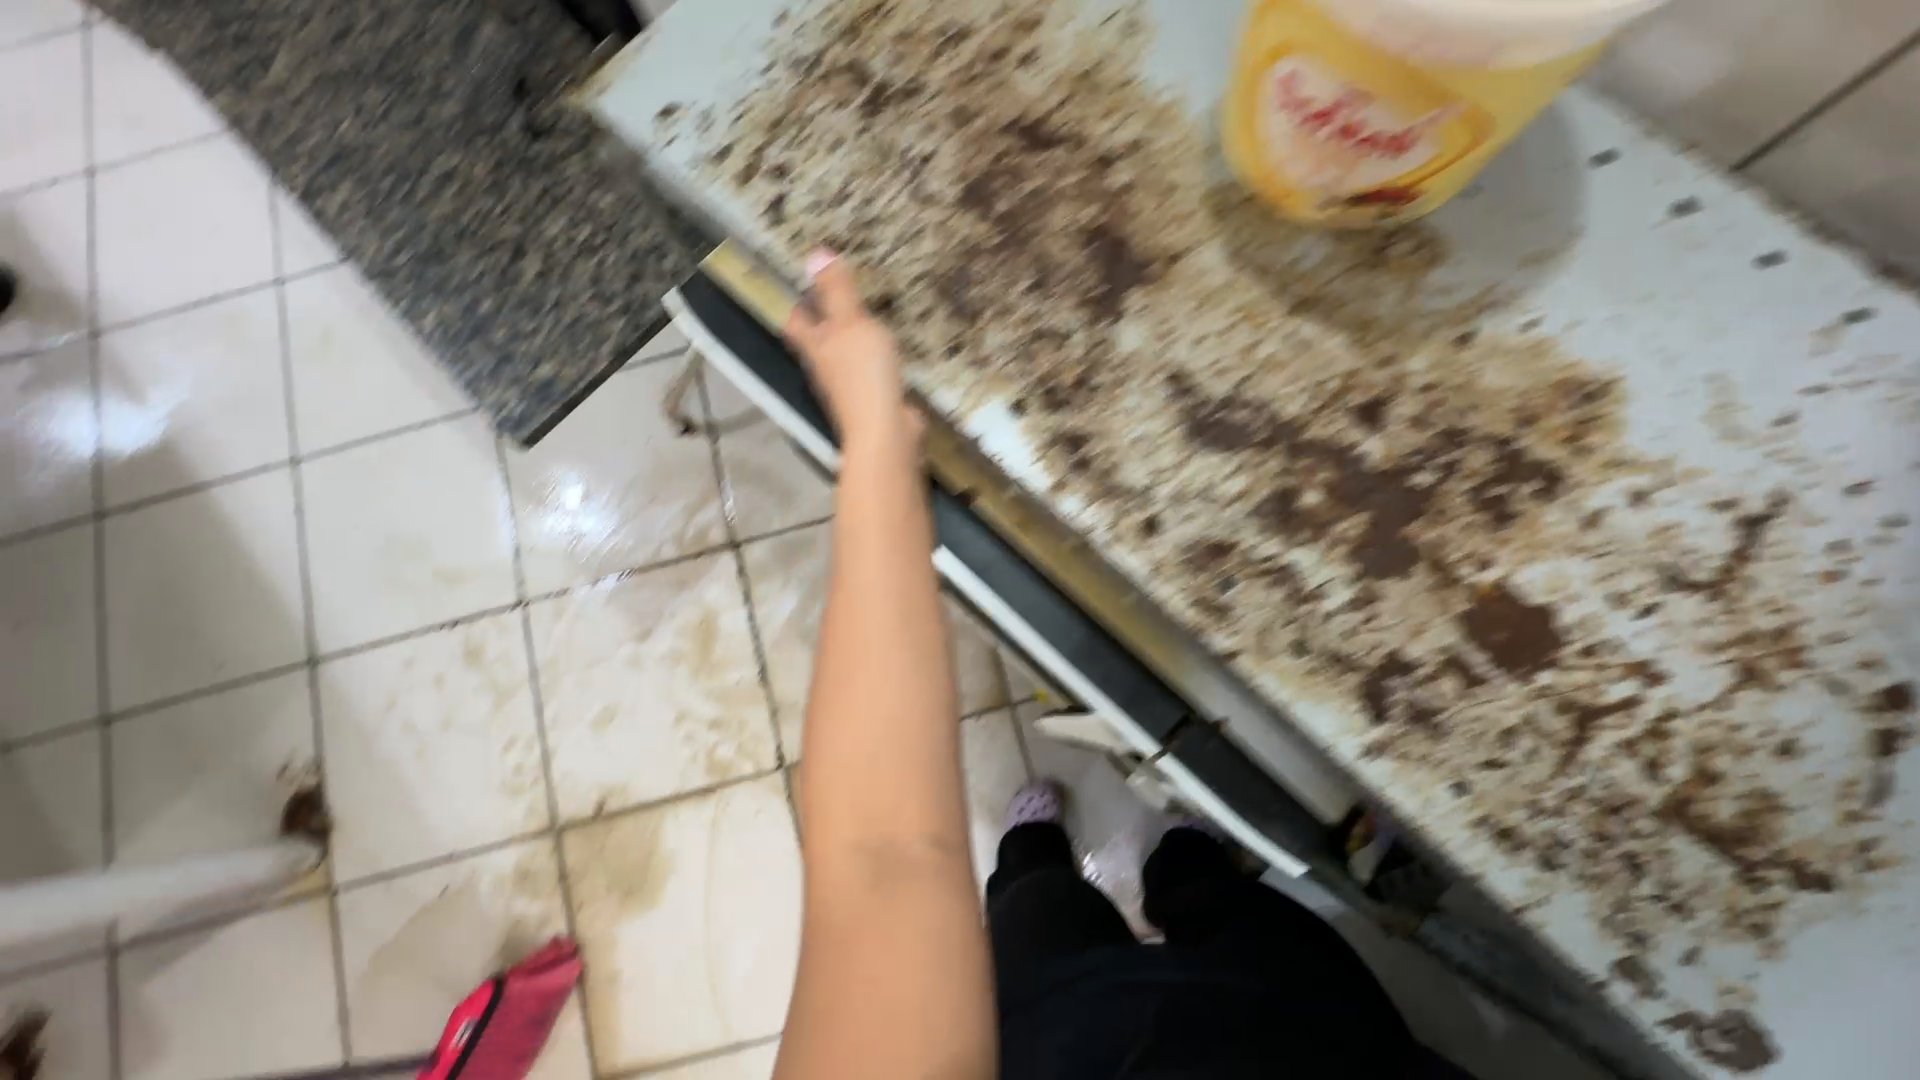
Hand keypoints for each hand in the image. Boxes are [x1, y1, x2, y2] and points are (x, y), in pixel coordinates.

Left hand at [784, 249, 922, 457]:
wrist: (884, 431)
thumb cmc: (862, 373)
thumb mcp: (850, 323)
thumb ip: (836, 290)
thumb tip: (814, 253)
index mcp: (813, 346)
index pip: (795, 320)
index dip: (796, 301)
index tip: (804, 280)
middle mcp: (824, 367)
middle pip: (818, 339)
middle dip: (826, 318)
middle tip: (843, 290)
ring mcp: (847, 386)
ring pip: (844, 355)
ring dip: (852, 338)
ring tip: (870, 314)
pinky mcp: (871, 399)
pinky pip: (869, 372)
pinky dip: (875, 358)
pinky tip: (890, 349)